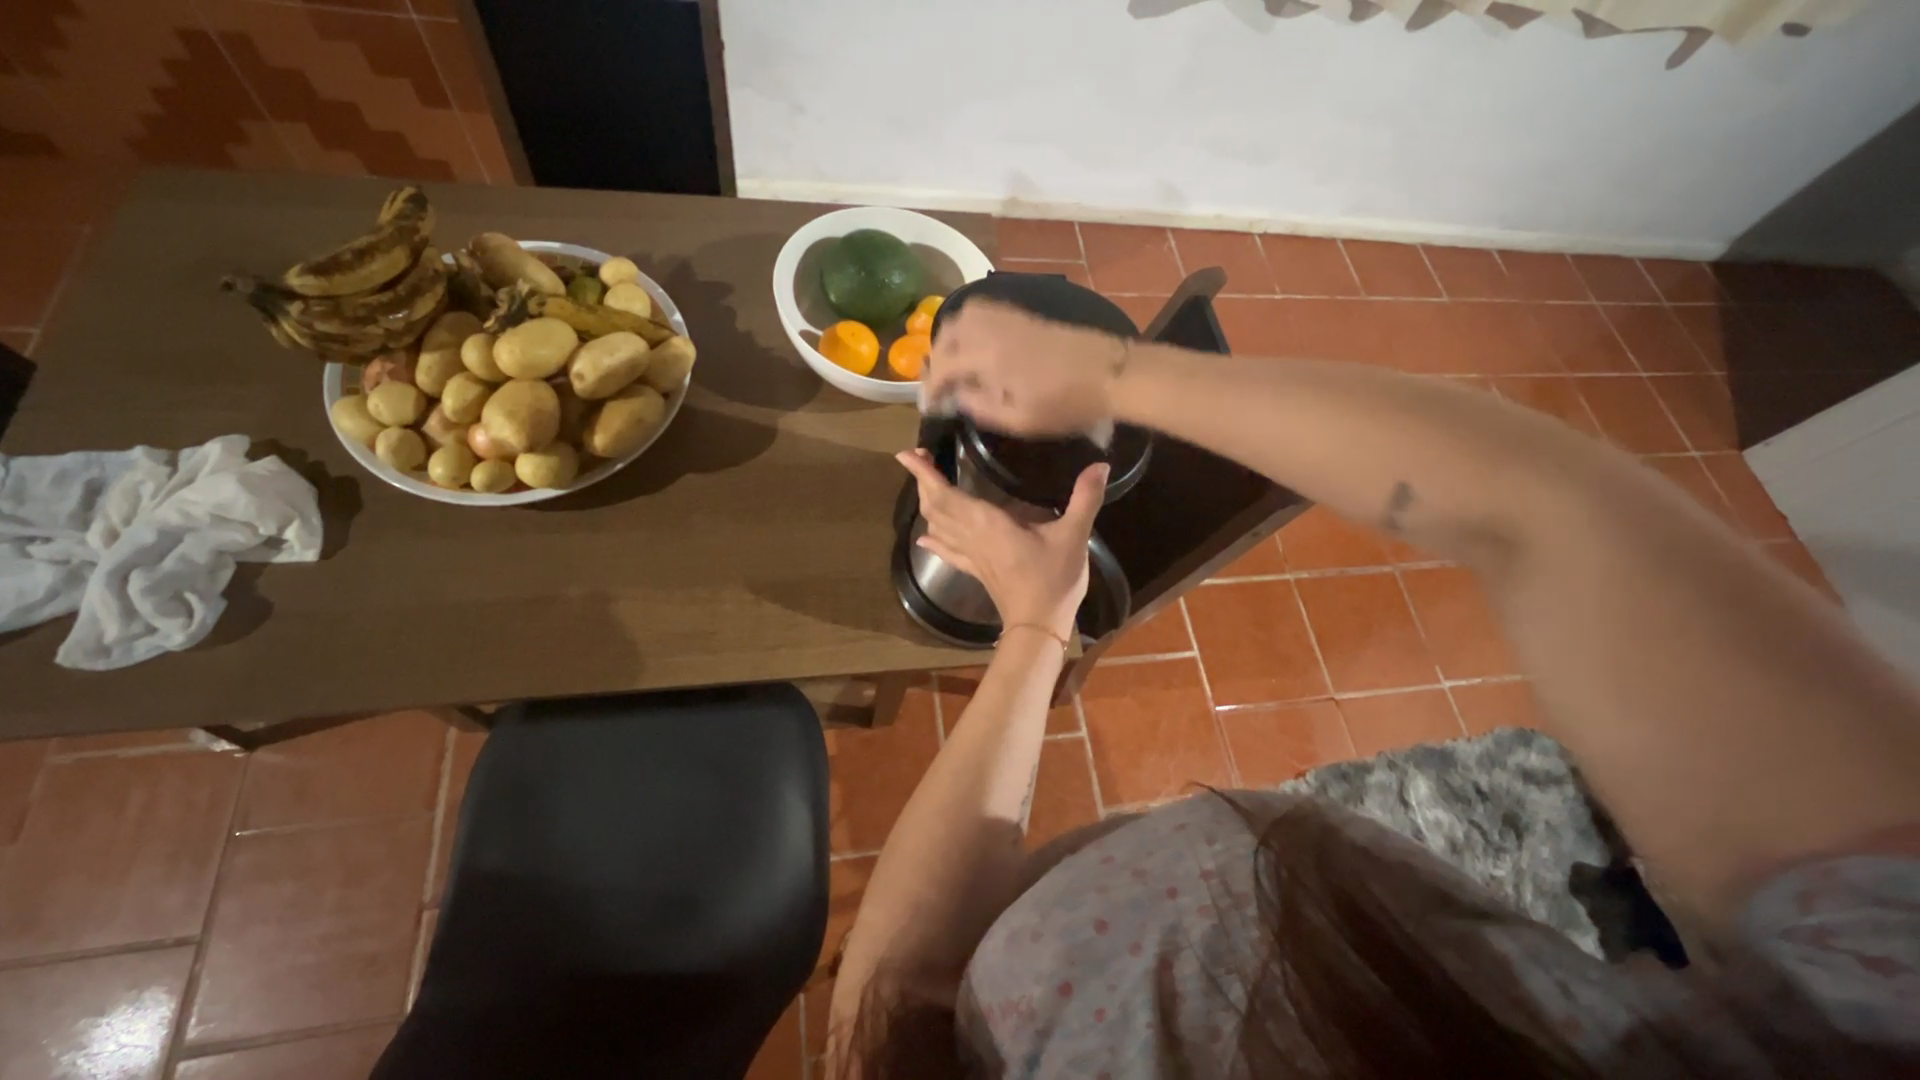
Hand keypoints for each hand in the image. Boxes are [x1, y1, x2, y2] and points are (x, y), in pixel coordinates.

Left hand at [897, 449, 1107, 640]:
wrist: (1039, 624)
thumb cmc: (1053, 578)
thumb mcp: (1074, 535)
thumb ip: (1085, 498)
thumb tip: (1100, 464)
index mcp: (987, 522)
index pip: (946, 494)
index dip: (924, 474)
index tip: (907, 453)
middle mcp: (971, 536)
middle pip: (935, 507)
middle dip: (923, 481)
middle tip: (918, 457)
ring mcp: (970, 555)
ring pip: (937, 526)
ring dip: (927, 504)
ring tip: (926, 485)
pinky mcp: (975, 570)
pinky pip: (947, 551)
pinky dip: (933, 540)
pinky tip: (924, 538)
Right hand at [923, 298, 1128, 436]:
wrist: (1110, 372)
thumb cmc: (1066, 403)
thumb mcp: (1019, 420)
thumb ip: (980, 407)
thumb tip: (956, 397)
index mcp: (987, 356)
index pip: (942, 366)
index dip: (931, 388)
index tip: (929, 406)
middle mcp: (991, 328)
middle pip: (947, 334)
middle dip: (936, 359)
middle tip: (940, 385)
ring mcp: (1008, 316)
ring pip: (963, 316)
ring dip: (951, 338)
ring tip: (955, 364)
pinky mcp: (1023, 314)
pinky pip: (984, 310)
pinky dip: (970, 325)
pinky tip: (978, 347)